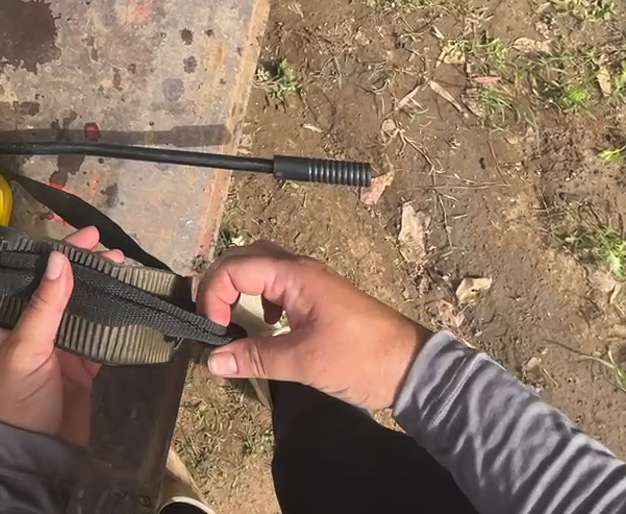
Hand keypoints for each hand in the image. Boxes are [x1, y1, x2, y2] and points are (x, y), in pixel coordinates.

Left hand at [0, 226, 120, 444]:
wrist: (35, 459)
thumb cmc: (16, 400)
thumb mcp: (24, 349)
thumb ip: (44, 305)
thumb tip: (60, 258)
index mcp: (10, 317)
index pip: (36, 274)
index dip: (61, 252)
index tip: (87, 235)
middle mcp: (35, 326)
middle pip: (64, 287)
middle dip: (88, 267)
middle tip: (113, 252)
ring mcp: (61, 344)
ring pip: (85, 306)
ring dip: (104, 288)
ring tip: (125, 269)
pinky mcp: (83, 365)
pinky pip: (102, 334)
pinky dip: (116, 318)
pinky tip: (130, 302)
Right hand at [196, 241, 425, 410]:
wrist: (413, 367)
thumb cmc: (359, 358)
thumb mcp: (304, 362)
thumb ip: (255, 358)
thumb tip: (212, 360)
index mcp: (292, 274)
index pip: (234, 268)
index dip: (214, 294)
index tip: (213, 330)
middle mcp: (297, 268)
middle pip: (243, 258)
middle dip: (220, 284)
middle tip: (212, 320)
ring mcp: (308, 280)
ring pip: (260, 267)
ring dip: (239, 286)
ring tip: (231, 318)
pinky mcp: (316, 295)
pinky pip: (275, 282)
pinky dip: (259, 296)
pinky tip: (265, 323)